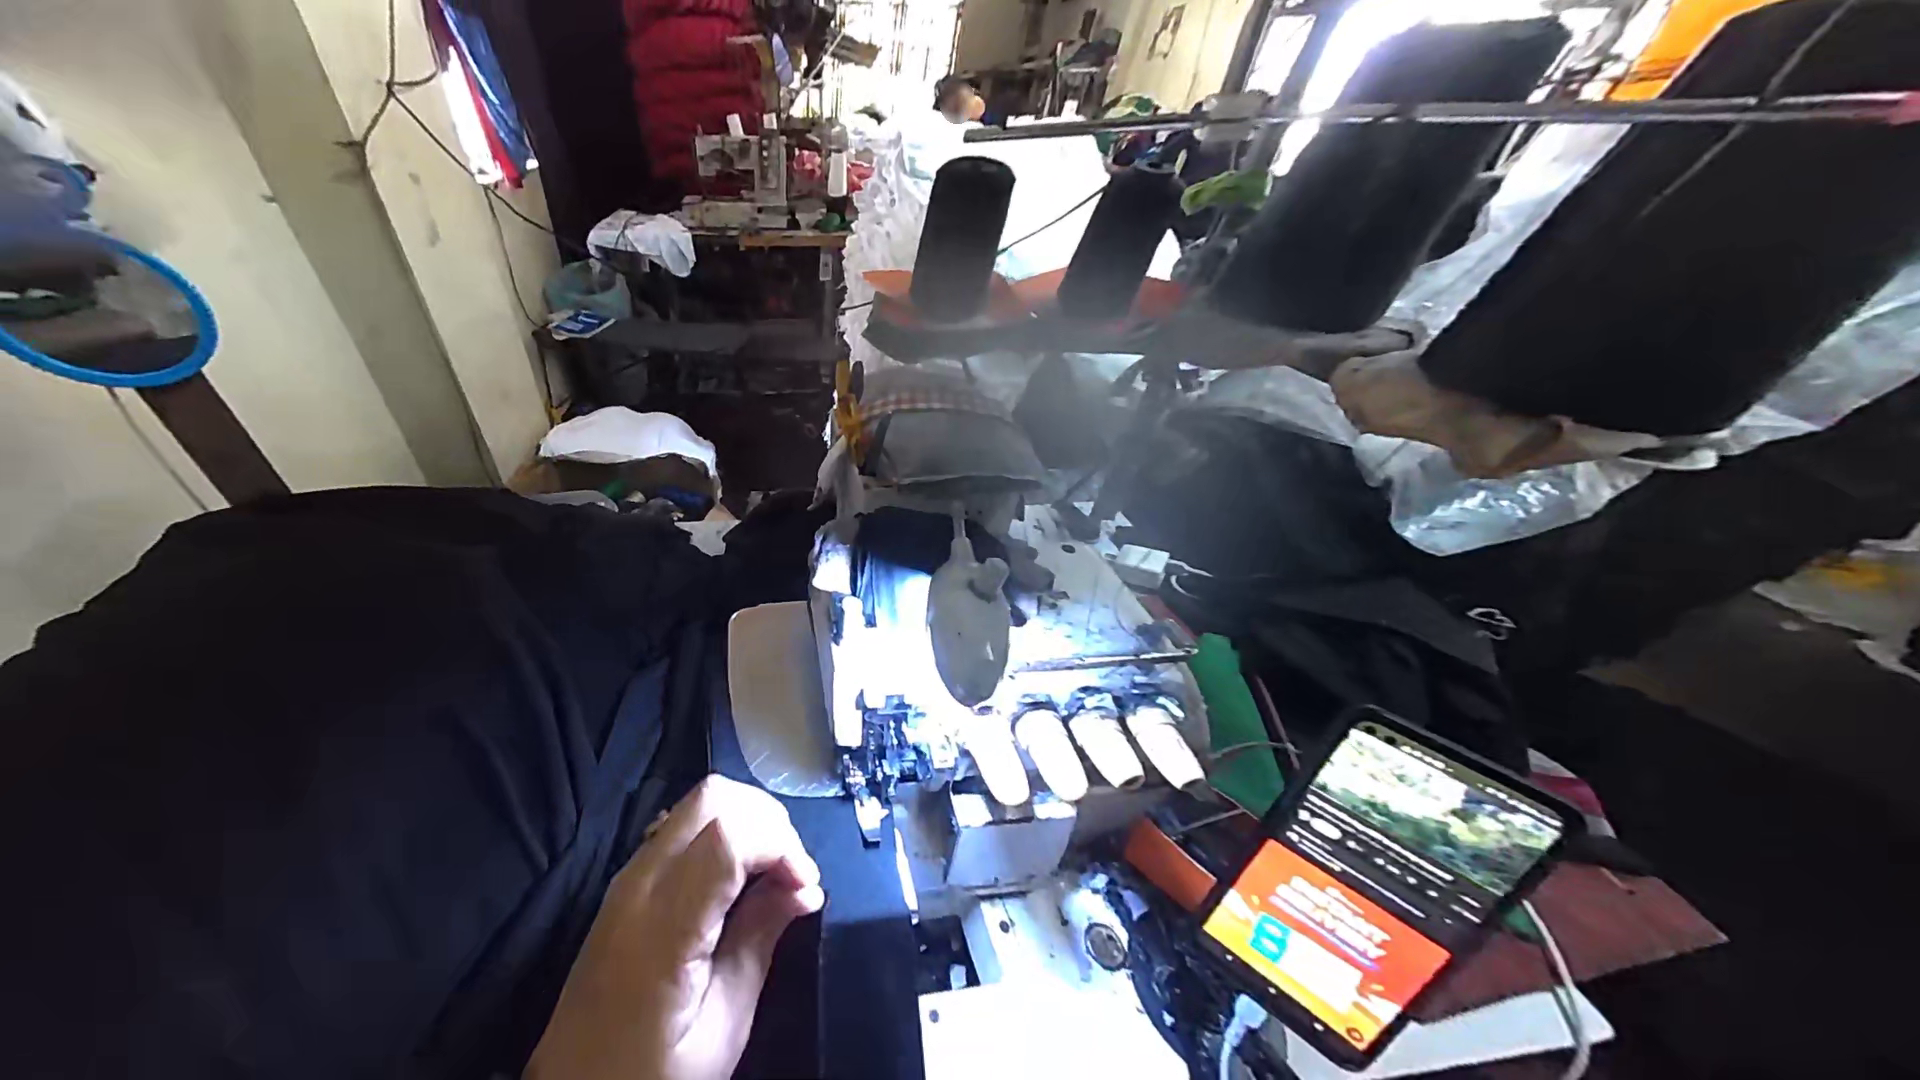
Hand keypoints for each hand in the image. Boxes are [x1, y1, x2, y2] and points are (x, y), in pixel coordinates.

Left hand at [526, 776, 823, 1079]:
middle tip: (792, 872)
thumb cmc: (650, 1077)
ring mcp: (628, 877)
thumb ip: (760, 940)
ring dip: (749, 820)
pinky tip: (741, 873)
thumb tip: (806, 886)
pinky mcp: (627, 881)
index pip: (728, 838)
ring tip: (773, 870)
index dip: (780, 844)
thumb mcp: (721, 1027)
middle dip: (768, 821)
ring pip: (699, 801)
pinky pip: (683, 824)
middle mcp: (639, 885)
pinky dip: (725, 828)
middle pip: (713, 798)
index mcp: (661, 927)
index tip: (805, 884)